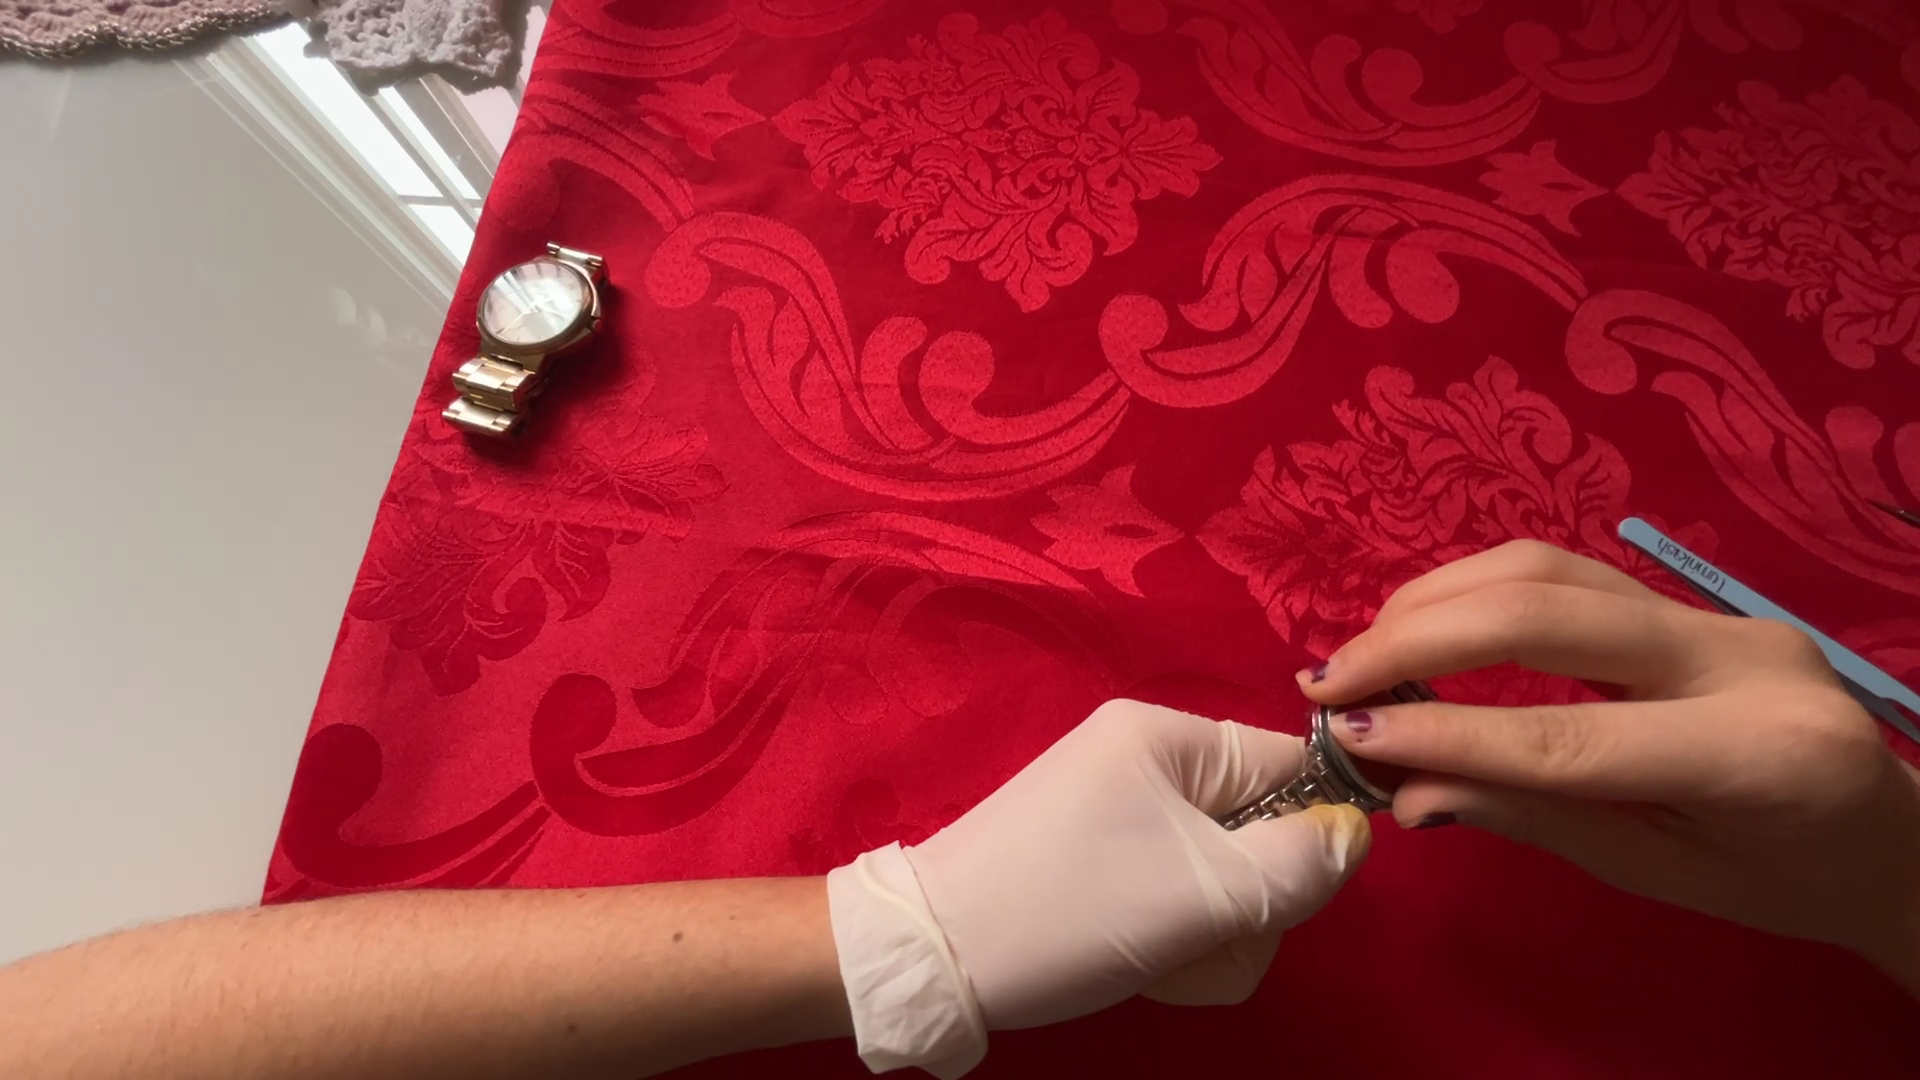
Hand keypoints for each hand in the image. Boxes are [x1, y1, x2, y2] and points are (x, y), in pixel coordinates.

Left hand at [827, 700, 1368, 1075]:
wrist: (941, 949)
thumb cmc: (1075, 906)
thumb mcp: (1205, 892)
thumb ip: (1299, 863)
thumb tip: (1350, 832)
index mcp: (1164, 736)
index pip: (1285, 761)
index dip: (1312, 826)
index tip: (1297, 891)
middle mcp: (1141, 756)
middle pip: (1254, 826)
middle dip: (1247, 900)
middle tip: (1205, 937)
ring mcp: (1117, 804)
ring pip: (1218, 870)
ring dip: (1210, 929)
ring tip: (1162, 954)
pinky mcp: (1101, 849)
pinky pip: (1174, 887)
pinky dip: (1173, 931)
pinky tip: (1138, 956)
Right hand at [1299, 540, 1919, 991]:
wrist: (1880, 828)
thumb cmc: (1769, 873)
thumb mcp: (1649, 871)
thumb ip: (1525, 816)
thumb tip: (1403, 792)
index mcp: (1760, 755)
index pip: (1561, 736)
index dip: (1440, 731)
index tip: (1344, 734)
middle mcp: (1740, 656)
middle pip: (1540, 614)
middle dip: (1413, 642)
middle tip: (1329, 679)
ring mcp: (1707, 607)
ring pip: (1534, 568)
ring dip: (1427, 604)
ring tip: (1364, 651)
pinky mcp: (1670, 590)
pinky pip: (1544, 566)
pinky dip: (1458, 590)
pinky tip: (1416, 624)